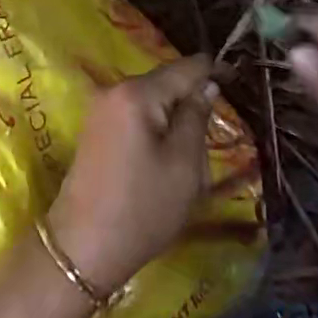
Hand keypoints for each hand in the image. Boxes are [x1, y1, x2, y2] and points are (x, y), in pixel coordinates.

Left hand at [46, 54, 215, 296]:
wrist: (81, 249)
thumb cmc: (141, 209)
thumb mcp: (183, 165)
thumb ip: (197, 117)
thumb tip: (205, 86)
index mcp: (137, 93)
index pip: (185, 67)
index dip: (213, 70)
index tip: (236, 79)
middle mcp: (114, 90)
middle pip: (166, 82)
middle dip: (192, 100)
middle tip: (214, 134)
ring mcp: (101, 108)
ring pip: (152, 99)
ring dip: (175, 116)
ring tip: (193, 151)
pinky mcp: (96, 128)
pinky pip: (136, 114)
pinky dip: (156, 127)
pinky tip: (165, 157)